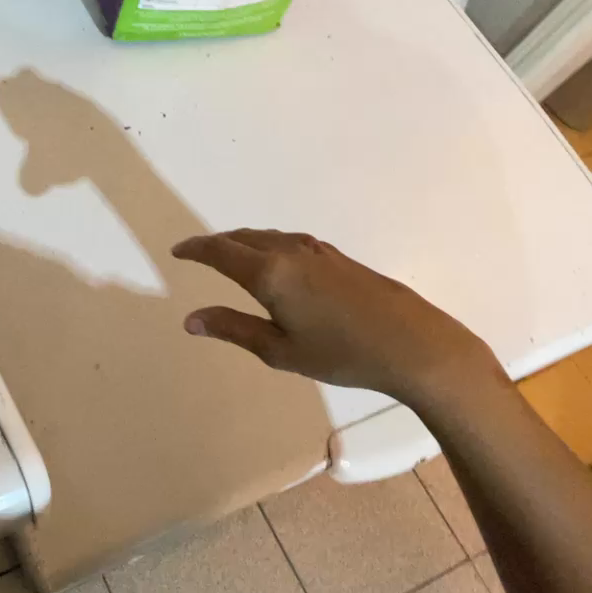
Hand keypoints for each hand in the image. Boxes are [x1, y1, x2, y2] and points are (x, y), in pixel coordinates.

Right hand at [172, 229, 504, 407]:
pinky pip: (288, 242)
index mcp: (270, 273)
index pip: (220, 252)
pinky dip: (267, 246)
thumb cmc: (341, 354)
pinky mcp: (337, 257)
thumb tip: (190, 320)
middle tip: (197, 254)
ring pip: (268, 238)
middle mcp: (290, 252)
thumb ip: (233, 329)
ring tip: (230, 257)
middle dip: (216, 244)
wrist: (414, 345)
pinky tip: (274, 264)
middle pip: (243, 238)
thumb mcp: (279, 351)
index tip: (177, 251)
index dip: (195, 250)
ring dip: (243, 243)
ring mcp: (317, 251)